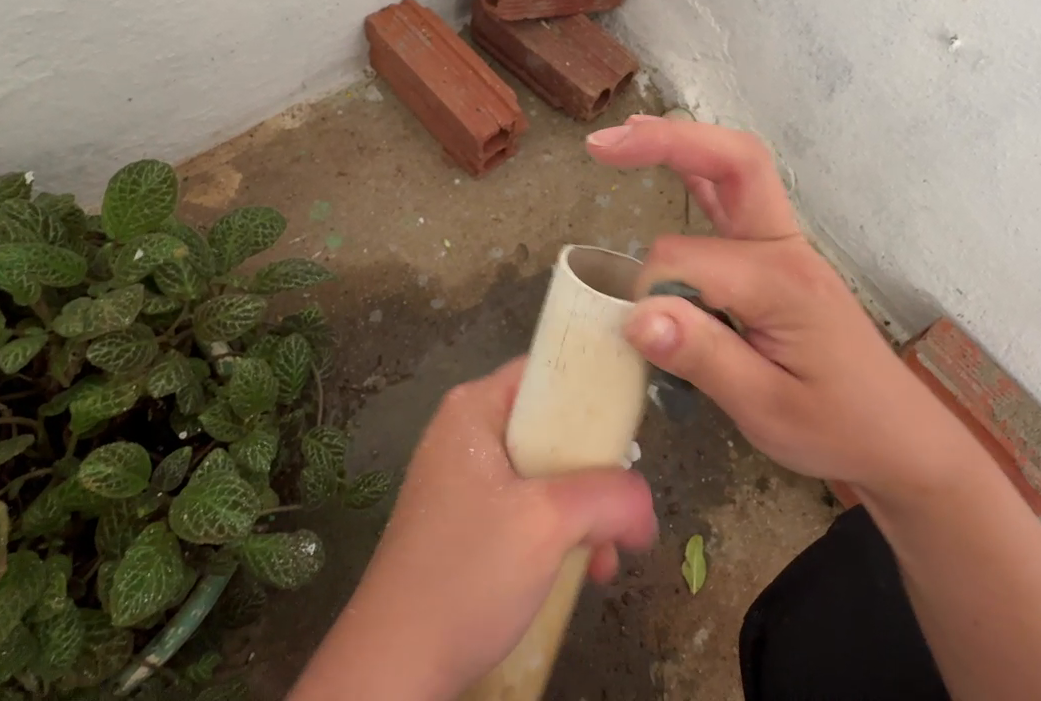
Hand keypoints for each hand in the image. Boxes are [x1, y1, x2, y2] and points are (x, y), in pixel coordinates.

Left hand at [291, 359, 657, 700]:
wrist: (395, 669)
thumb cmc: (467, 575)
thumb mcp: (550, 522)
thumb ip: (613, 495)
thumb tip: (646, 509)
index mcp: (475, 410)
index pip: (549, 371)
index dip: (597, 393)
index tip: (636, 430)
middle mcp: (469, 436)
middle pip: (556, 428)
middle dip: (600, 474)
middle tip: (626, 508)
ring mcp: (467, 483)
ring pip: (550, 477)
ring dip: (588, 514)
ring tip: (609, 558)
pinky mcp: (471, 527)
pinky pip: (532, 512)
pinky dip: (563, 536)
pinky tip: (586, 573)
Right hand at [586, 115, 968, 496]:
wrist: (897, 436)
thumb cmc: (835, 427)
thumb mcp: (765, 408)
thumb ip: (702, 357)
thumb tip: (635, 316)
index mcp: (780, 282)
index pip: (686, 261)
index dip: (648, 293)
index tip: (639, 337)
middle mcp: (785, 248)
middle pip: (733, 161)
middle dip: (666, 142)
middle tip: (601, 146)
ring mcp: (786, 247)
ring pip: (736, 170)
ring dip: (680, 147)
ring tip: (618, 145)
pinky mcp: (780, 259)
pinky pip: (736, 200)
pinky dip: (699, 175)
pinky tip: (671, 169)